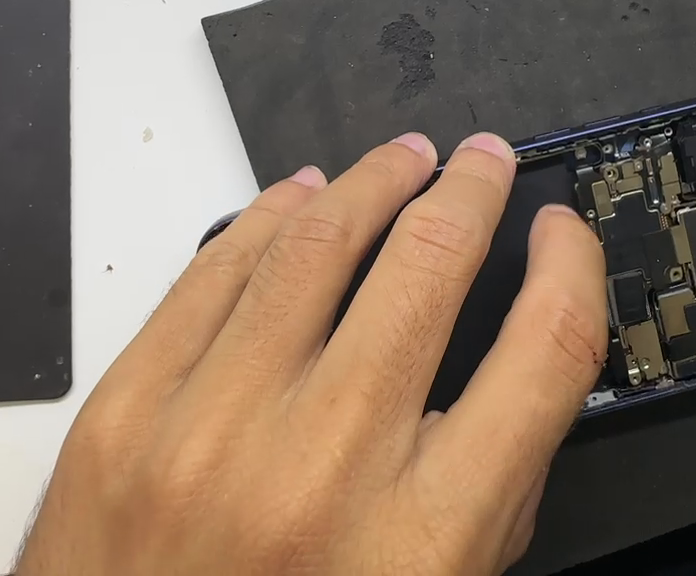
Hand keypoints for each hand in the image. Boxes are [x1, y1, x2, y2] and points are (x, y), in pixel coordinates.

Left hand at [16, 133, 607, 574]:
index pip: (542, 351)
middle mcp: (321, 470)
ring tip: (403, 158)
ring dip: (372, 180)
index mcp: (422, 539)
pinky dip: (271, 213)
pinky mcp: (126, 409)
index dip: (569, 268)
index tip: (560, 234)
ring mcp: (210, 430)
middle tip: (482, 159)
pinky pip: (216, 270)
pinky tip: (304, 192)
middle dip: (469, 192)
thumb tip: (515, 330)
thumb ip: (489, 476)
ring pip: (316, 244)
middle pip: (428, 268)